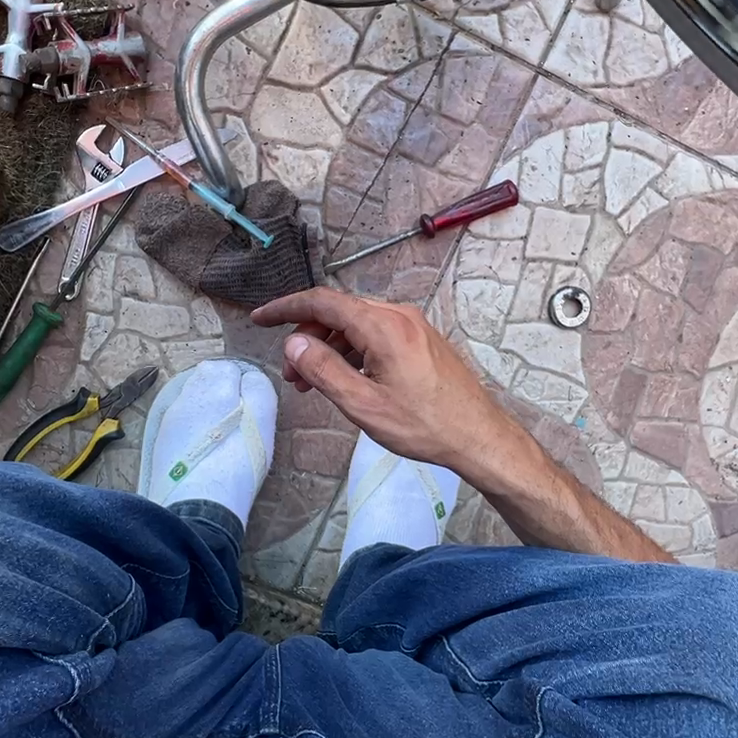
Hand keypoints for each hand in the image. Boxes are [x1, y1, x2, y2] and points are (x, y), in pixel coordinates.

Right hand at [250, 288, 523, 476]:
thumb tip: (293, 344)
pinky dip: (351, 350)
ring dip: (328, 347)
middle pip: (338, 312)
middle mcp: (398, 315)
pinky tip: (345, 378)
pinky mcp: (420, 338)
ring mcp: (412, 325)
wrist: (478, 435)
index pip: (322, 302)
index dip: (286, 308)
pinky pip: (374, 333)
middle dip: (306, 337)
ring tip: (312, 383)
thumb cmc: (423, 425)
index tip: (260, 320)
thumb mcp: (363, 404)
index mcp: (382, 325)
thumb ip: (323, 370)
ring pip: (356, 323)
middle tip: (291, 375)